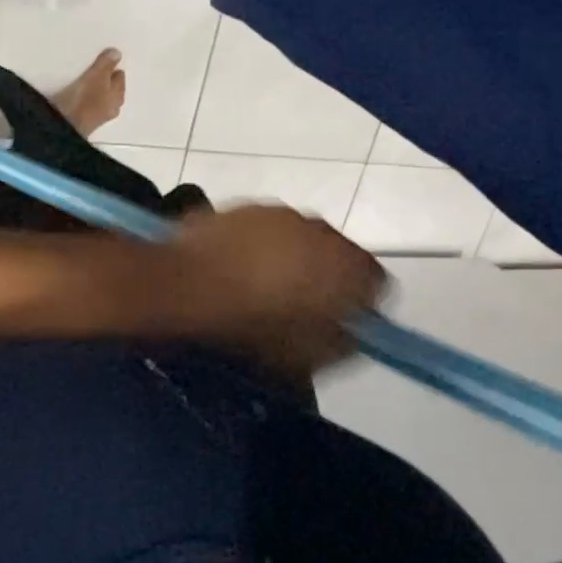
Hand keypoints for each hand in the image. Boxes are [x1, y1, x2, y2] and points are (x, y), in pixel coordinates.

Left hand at [168, 205, 385, 371]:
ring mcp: (285, 214)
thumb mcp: (304, 356)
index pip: (378, 282)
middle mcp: (324, 230)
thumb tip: (354, 333)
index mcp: (348, 266)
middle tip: (301, 309)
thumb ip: (344, 344)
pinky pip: (270, 229)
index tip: (343, 322)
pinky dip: (263, 246)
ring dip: (296, 259)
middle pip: (341, 256)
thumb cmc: (249, 327)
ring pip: (304, 240)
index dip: (363, 304)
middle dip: (328, 278)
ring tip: (263, 288)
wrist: (183, 284)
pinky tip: (238, 267)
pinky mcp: (249, 206)